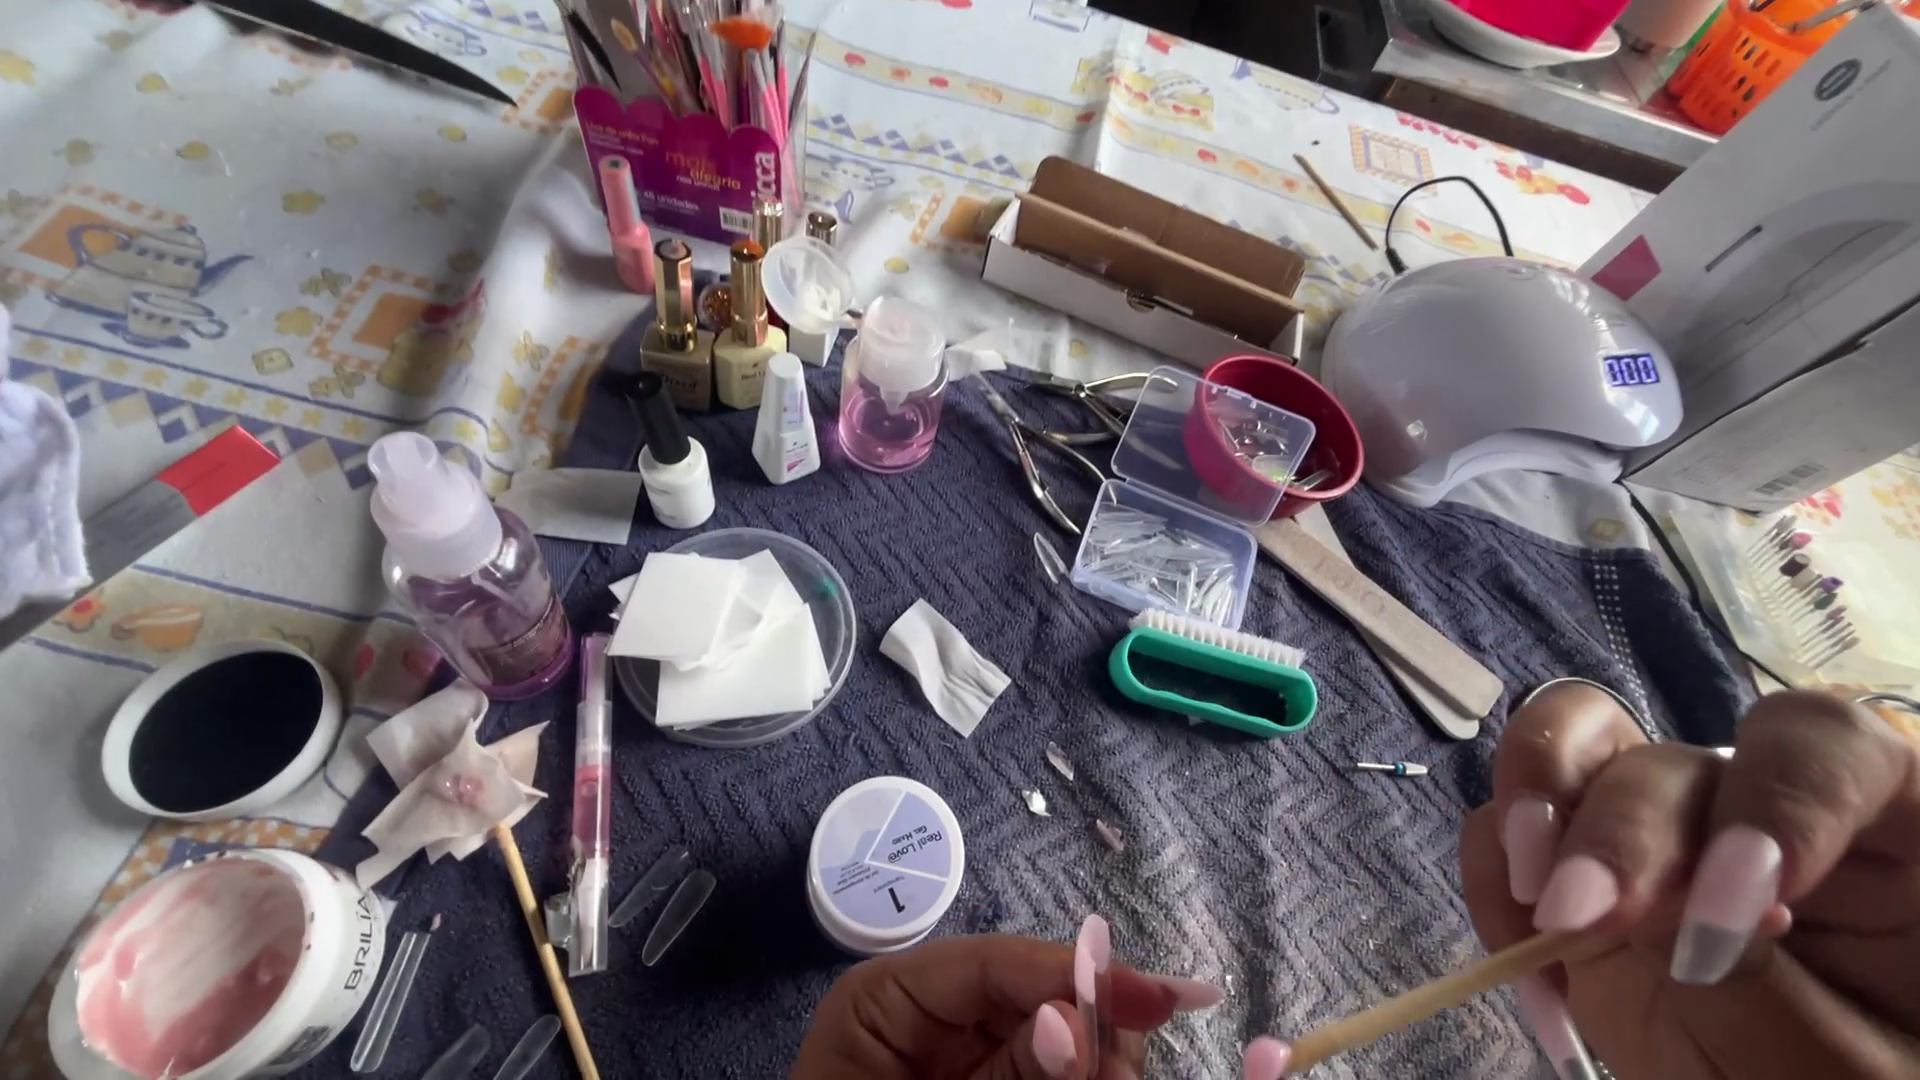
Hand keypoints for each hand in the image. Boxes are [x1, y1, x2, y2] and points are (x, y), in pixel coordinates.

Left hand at [791, 919, 1222, 1079]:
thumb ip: (1008, 1073)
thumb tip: (1076, 1023)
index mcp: (888, 997)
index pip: (992, 962)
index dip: (1074, 971)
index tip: (1155, 995)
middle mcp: (929, 1012)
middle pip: (1032, 994)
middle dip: (1094, 1022)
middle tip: (1141, 1055)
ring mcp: (961, 1052)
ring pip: (1051, 1033)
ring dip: (1096, 1056)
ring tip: (1121, 1074)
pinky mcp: (987, 1079)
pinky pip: (1043, 1068)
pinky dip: (1083, 1074)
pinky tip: (1109, 1071)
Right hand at [1241, 685, 1919, 1079]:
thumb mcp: (1841, 1068)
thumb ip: (1761, 979)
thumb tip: (1661, 907)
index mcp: (1872, 841)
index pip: (1825, 745)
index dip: (1780, 798)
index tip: (1749, 910)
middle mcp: (1745, 812)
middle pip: (1667, 757)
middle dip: (1618, 832)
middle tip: (1585, 915)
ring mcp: (1642, 830)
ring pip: (1566, 749)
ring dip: (1532, 810)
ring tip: (1536, 905)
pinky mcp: (1562, 860)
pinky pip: (1499, 827)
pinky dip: (1494, 886)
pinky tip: (1528, 969)